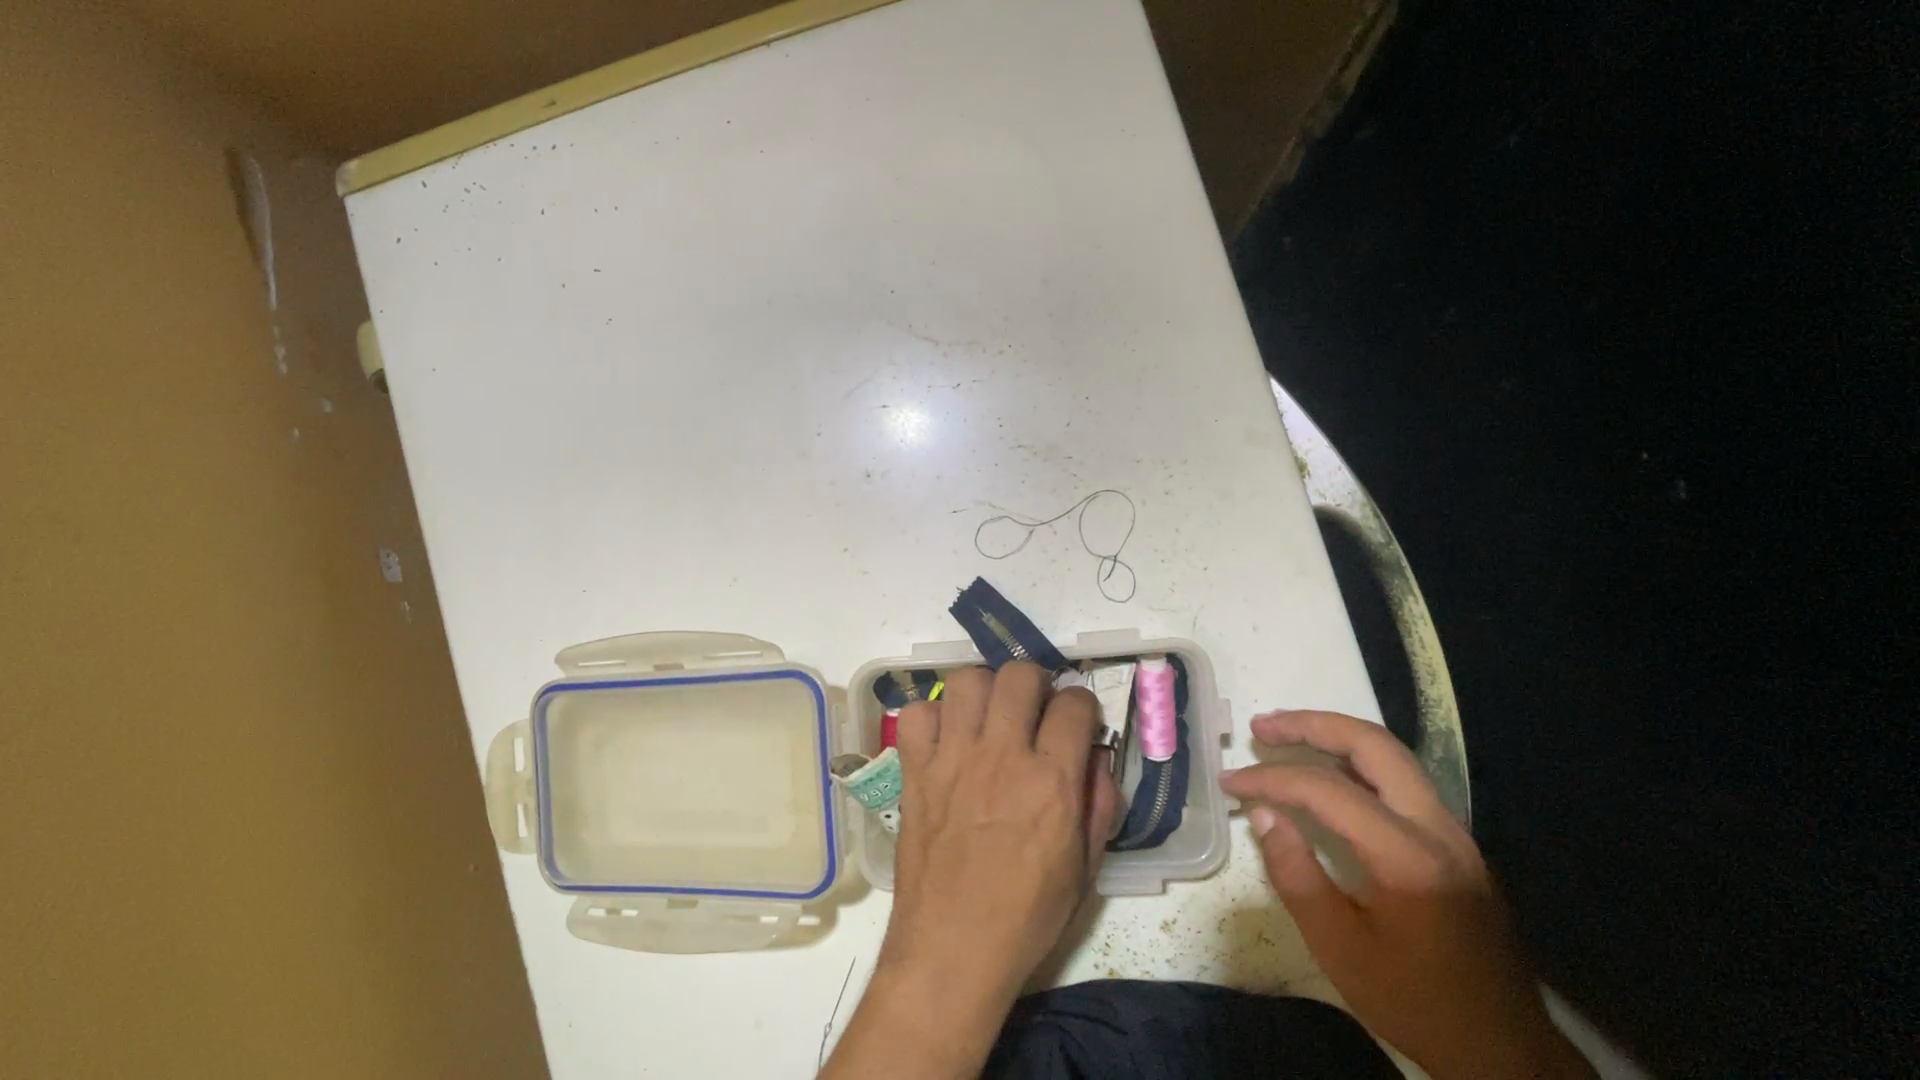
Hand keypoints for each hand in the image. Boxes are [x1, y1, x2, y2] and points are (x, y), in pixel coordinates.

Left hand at [823, 663, 1118, 1079]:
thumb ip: (1099, 804)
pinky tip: (946, 739)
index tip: (1078, 722)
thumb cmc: (1026, 917)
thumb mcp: (1086, 869)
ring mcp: (953, 759)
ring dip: (985, 690)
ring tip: (990, 716)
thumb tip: (1097, 757)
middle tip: (1034, 709)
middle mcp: (1002, 756)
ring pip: (968, 681)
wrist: (953, 949)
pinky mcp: (916, 772)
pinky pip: (917, 714)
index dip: (1082, 706)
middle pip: (1019, 676)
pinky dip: (933, 717)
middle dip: (1036, 683)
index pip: (1075, 704)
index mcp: (1052, 781)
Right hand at [1221, 710, 1593, 1079]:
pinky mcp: (1456, 843)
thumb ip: (1297, 876)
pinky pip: (1402, 781)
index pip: (1328, 790)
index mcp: (1408, 855)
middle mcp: (1439, 827)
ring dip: (1335, 738)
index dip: (1272, 779)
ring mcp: (1454, 831)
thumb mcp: (1340, 950)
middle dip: (1311, 725)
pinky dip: (1356, 764)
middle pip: (1373, 744)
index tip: (1229, 783)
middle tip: (1260, 728)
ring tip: (1284, 739)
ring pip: (1392, 756)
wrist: (1504, 1048)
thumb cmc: (1415, 1003)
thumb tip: (1264, 815)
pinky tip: (1327, 777)